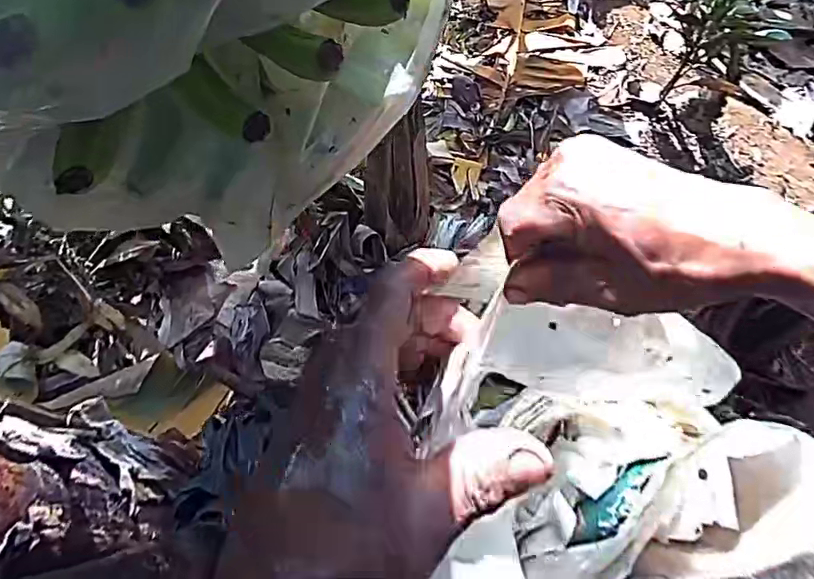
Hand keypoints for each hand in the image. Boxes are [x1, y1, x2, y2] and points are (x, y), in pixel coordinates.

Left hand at [216, 249, 552, 578]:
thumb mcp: (425, 509)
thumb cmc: (340, 542)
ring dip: (411, 344)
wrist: (279, 576)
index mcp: (357, 374)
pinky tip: (415, 402)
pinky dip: (390, 368)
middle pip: (383, 316)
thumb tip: (534, 456)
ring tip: (450, 367)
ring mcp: (318, 390)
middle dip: (430, 316)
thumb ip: (482, 473)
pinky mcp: (314, 413)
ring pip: (368, 342)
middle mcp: (331, 371)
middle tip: (469, 338)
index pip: (387, 296)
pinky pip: (355, 369)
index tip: (450, 265)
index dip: (420, 271)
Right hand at [498, 135, 813, 312]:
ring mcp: (586, 153)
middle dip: (541, 243)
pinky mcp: (602, 153)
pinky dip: (573, 210)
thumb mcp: (610, 288)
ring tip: (596, 252)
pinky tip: (603, 232)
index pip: (511, 226)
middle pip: (525, 208)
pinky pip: (565, 184)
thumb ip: (551, 285)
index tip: (535, 281)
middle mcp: (569, 162)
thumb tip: (518, 286)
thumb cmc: (690, 259)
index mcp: (565, 190)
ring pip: (542, 197)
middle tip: (572, 274)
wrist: (741, 234)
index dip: (521, 260)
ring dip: (556, 227)